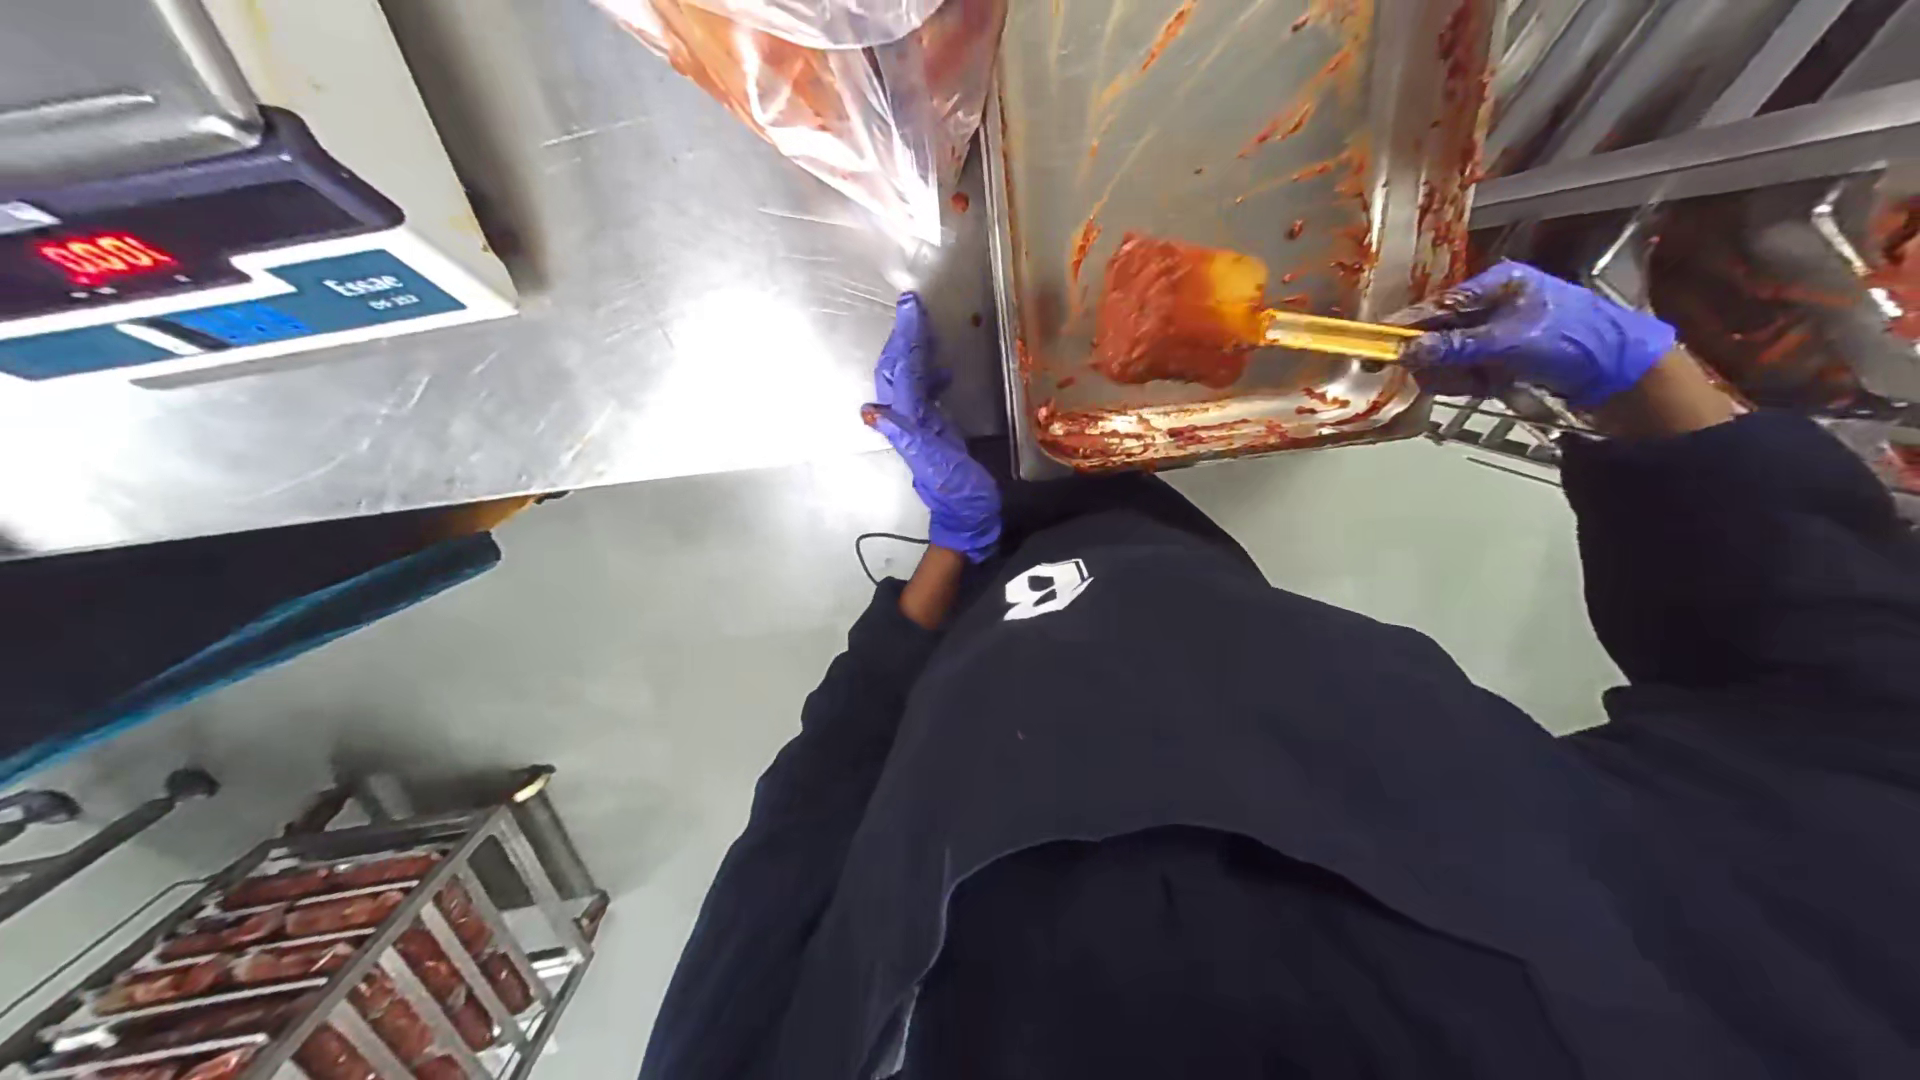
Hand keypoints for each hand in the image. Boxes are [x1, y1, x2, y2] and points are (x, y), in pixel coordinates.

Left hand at [863, 293, 1001, 562]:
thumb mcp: (934, 464)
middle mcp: (908, 419)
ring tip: (924, 325)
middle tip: (912, 305)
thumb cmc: (958, 492)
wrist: (970, 516)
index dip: (904, 338)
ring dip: (913, 350)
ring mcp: (921, 424)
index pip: (900, 371)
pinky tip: (943, 368)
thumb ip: (906, 437)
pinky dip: (930, 373)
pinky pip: (926, 392)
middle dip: (902, 336)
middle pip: (897, 370)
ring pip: (909, 378)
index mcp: (908, 422)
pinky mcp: (935, 429)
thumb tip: (870, 412)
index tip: (910, 306)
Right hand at [1391, 261, 1676, 407]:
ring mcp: (1490, 332)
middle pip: (1433, 335)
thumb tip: (1404, 352)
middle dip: (1438, 360)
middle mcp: (1488, 305)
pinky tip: (1489, 385)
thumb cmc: (1571, 341)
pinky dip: (1467, 383)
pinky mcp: (1494, 356)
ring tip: (1482, 382)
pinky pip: (1459, 371)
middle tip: (1451, 376)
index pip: (1435, 306)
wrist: (1619, 371)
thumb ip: (1452, 347)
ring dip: (1454, 376)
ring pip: (1443, 358)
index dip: (1405, 327)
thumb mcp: (1506, 342)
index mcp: (1496, 285)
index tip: (1378, 345)